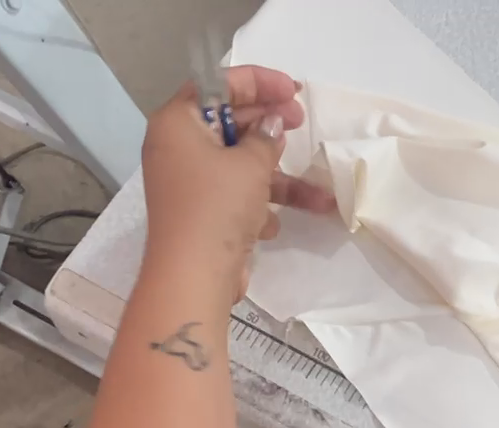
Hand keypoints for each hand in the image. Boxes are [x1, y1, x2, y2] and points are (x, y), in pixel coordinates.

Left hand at [140, 66, 336, 297]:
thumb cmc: (218, 207)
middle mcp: (180, 148)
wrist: (194, 274)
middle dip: (270, 129)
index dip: (258, 83)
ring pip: (242, 169)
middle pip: (231, 126)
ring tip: (319, 194)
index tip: (292, 90)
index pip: (219, 86)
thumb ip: (265, 139)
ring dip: (280, 181)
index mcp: (179, 122)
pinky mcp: (205, 215)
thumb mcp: (250, 165)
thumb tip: (272, 126)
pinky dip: (260, 207)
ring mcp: (192, 184)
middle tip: (302, 123)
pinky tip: (274, 225)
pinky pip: (237, 199)